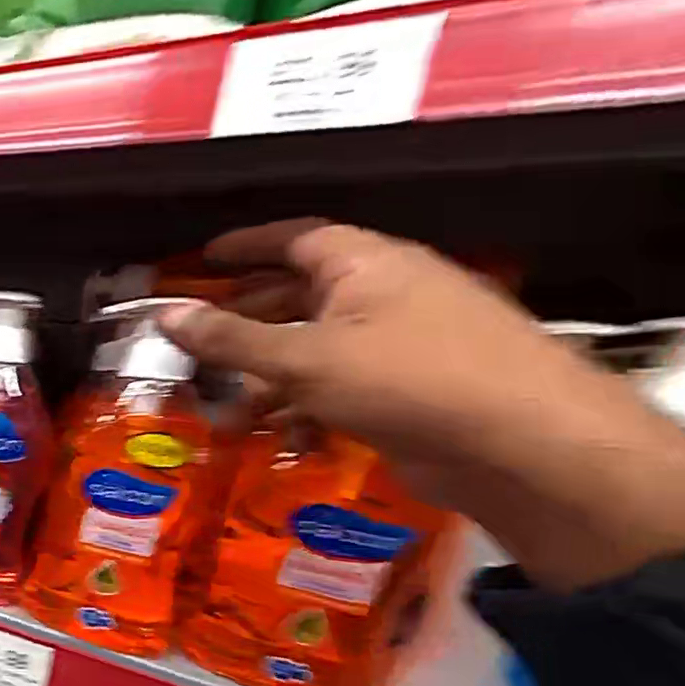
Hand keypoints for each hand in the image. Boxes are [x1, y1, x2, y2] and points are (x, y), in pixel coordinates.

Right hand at [159, 218, 684, 590]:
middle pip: (300, 294)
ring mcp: (397, 344)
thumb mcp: (301, 357)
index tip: (204, 257)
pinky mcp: (402, 388)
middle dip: (245, 314)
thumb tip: (165, 316)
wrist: (519, 446)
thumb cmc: (406, 380)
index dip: (250, 245)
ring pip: (312, 345)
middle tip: (196, 332)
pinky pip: (332, 384)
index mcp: (370, 268)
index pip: (300, 239)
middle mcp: (386, 296)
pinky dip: (295, 402)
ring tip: (217, 395)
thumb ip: (229, 338)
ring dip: (263, 369)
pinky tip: (266, 429)